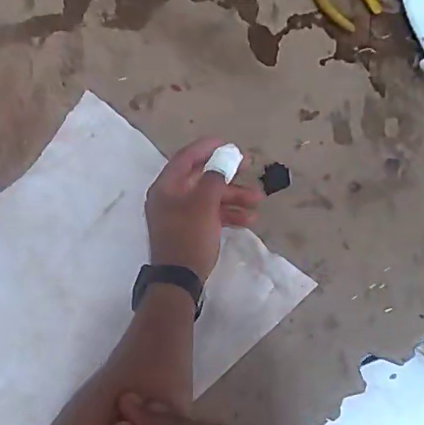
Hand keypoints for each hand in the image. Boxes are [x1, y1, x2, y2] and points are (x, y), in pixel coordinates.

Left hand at [145, 138, 262, 279]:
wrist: (178, 281)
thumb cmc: (189, 238)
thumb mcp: (204, 204)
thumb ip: (214, 178)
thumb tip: (223, 160)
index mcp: (166, 187)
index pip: (186, 158)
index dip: (208, 148)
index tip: (229, 143)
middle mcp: (169, 198)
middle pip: (201, 178)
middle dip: (228, 177)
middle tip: (249, 170)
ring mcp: (178, 216)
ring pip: (209, 198)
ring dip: (233, 198)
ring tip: (257, 202)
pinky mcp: (188, 231)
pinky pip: (209, 215)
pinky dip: (227, 214)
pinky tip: (248, 220)